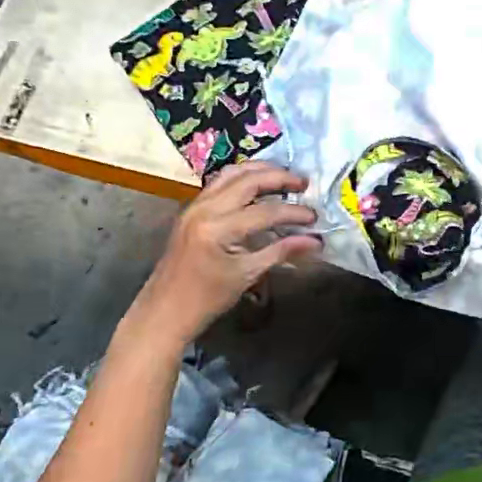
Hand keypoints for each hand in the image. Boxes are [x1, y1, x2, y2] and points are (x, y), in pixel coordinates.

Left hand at [120, 162, 320, 350]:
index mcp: (218, 228)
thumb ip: (281, 252)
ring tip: (284, 176)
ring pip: (232, 174)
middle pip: (248, 181)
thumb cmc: (207, 298)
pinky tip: (258, 184)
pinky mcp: (192, 209)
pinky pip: (220, 183)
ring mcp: (195, 206)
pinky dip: (243, 178)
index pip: (265, 211)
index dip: (293, 212)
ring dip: (260, 171)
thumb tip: (315, 241)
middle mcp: (205, 209)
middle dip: (279, 178)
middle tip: (303, 183)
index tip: (315, 218)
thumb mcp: (247, 275)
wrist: (166, 309)